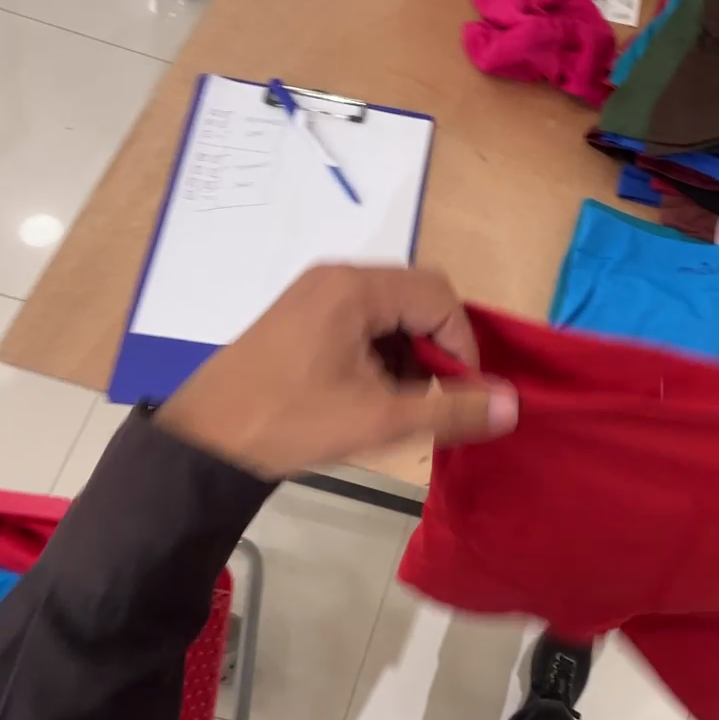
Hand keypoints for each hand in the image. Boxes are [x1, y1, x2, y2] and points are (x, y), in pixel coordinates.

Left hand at [156, 266, 516, 478]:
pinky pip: (363, 317)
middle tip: (429, 391)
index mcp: (356, 289)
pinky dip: (382, 349)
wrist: (204, 442)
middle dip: (437, 345)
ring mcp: (316, 292)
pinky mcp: (302, 312)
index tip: (460, 391)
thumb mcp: (380, 420)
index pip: (440, 297)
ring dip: (410, 349)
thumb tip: (514, 405)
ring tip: (397, 395)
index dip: (462, 345)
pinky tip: (369, 387)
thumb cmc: (293, 423)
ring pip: (392, 309)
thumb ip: (454, 409)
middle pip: (418, 296)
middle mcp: (337, 276)